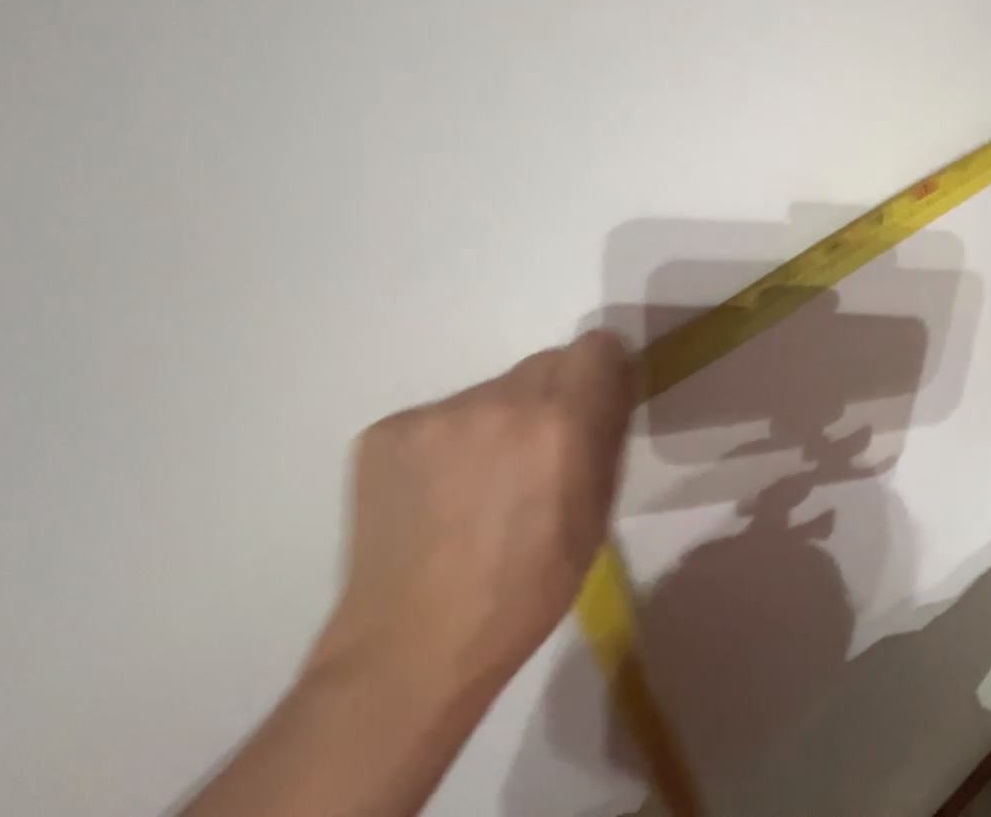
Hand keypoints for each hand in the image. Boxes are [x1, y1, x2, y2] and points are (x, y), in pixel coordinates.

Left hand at [308, 332, 635, 693]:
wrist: (415, 645)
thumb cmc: (528, 591)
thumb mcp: (595, 515)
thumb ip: (605, 440)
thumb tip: (606, 395)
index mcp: (561, 423)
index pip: (597, 346)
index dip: (602, 375)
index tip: (595, 409)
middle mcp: (499, 400)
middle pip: (544, 365)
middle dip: (552, 401)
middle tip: (537, 460)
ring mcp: (434, 414)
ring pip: (490, 393)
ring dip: (499, 424)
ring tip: (480, 488)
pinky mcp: (385, 431)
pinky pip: (439, 418)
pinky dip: (449, 445)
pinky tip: (438, 498)